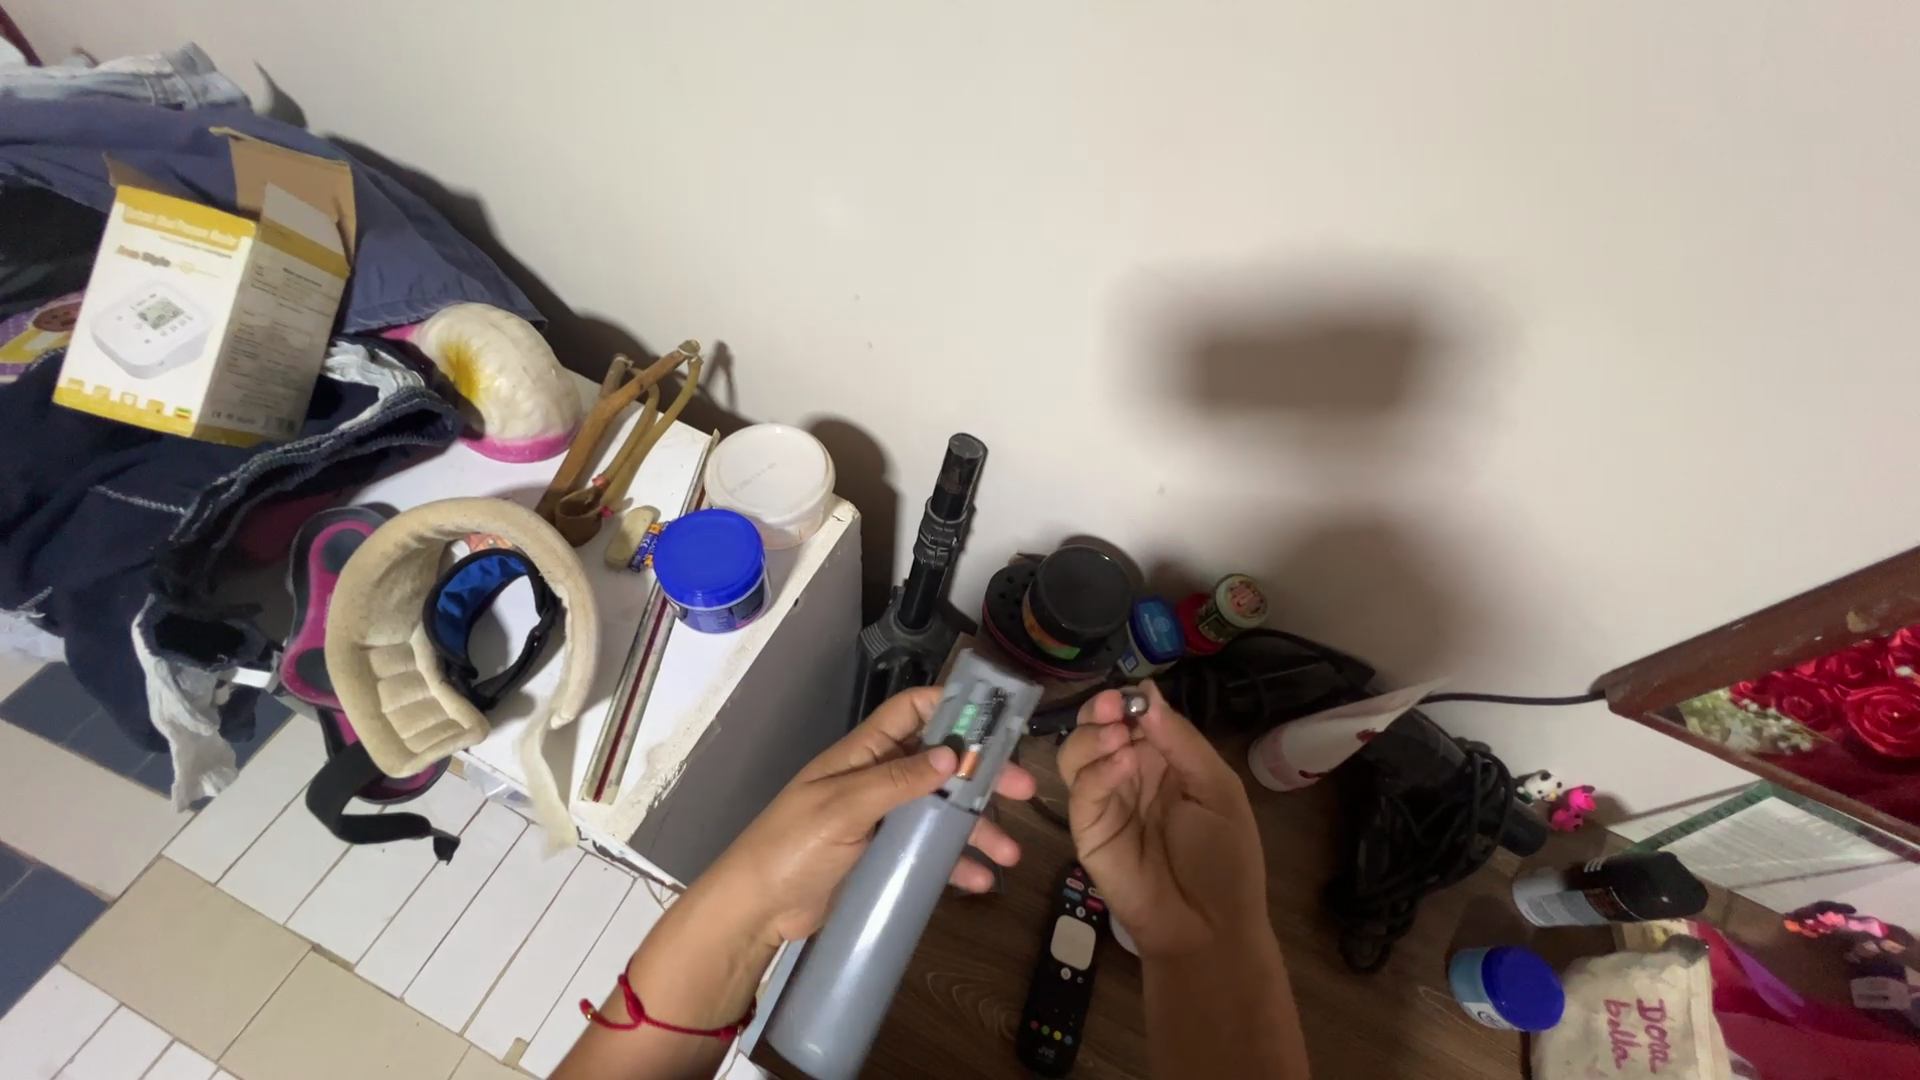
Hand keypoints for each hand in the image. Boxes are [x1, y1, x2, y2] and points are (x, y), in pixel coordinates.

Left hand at [695, 686, 1036, 946]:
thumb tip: (953, 752)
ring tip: (1010, 853)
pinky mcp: (884, 856)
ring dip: (977, 826)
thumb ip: (896, 780)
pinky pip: (929, 851)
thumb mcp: (843, 807)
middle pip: (941, 761)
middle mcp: (879, 777)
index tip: (996, 719)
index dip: (952, 704)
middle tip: (1024, 790)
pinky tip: (979, 880)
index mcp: (865, 752)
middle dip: (983, 773)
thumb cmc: (791, 847)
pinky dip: (956, 862)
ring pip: (942, 809)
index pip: (913, 710)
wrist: (755, 912)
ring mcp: (884, 818)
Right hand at [1058, 680, 1268, 956]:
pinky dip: (1097, 770)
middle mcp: (1126, 770)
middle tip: (1111, 706)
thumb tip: (1147, 690)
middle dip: (1098, 710)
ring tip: (1116, 737)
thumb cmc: (1224, 858)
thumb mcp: (1217, 789)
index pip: (1132, 715)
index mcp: (1160, 757)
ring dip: (1092, 736)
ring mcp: (1104, 798)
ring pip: (1076, 751)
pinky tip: (1119, 766)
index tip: (1128, 694)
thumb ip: (1181, 740)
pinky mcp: (1086, 826)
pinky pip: (1081, 789)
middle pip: (1096, 726)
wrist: (1209, 928)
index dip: (1126, 700)